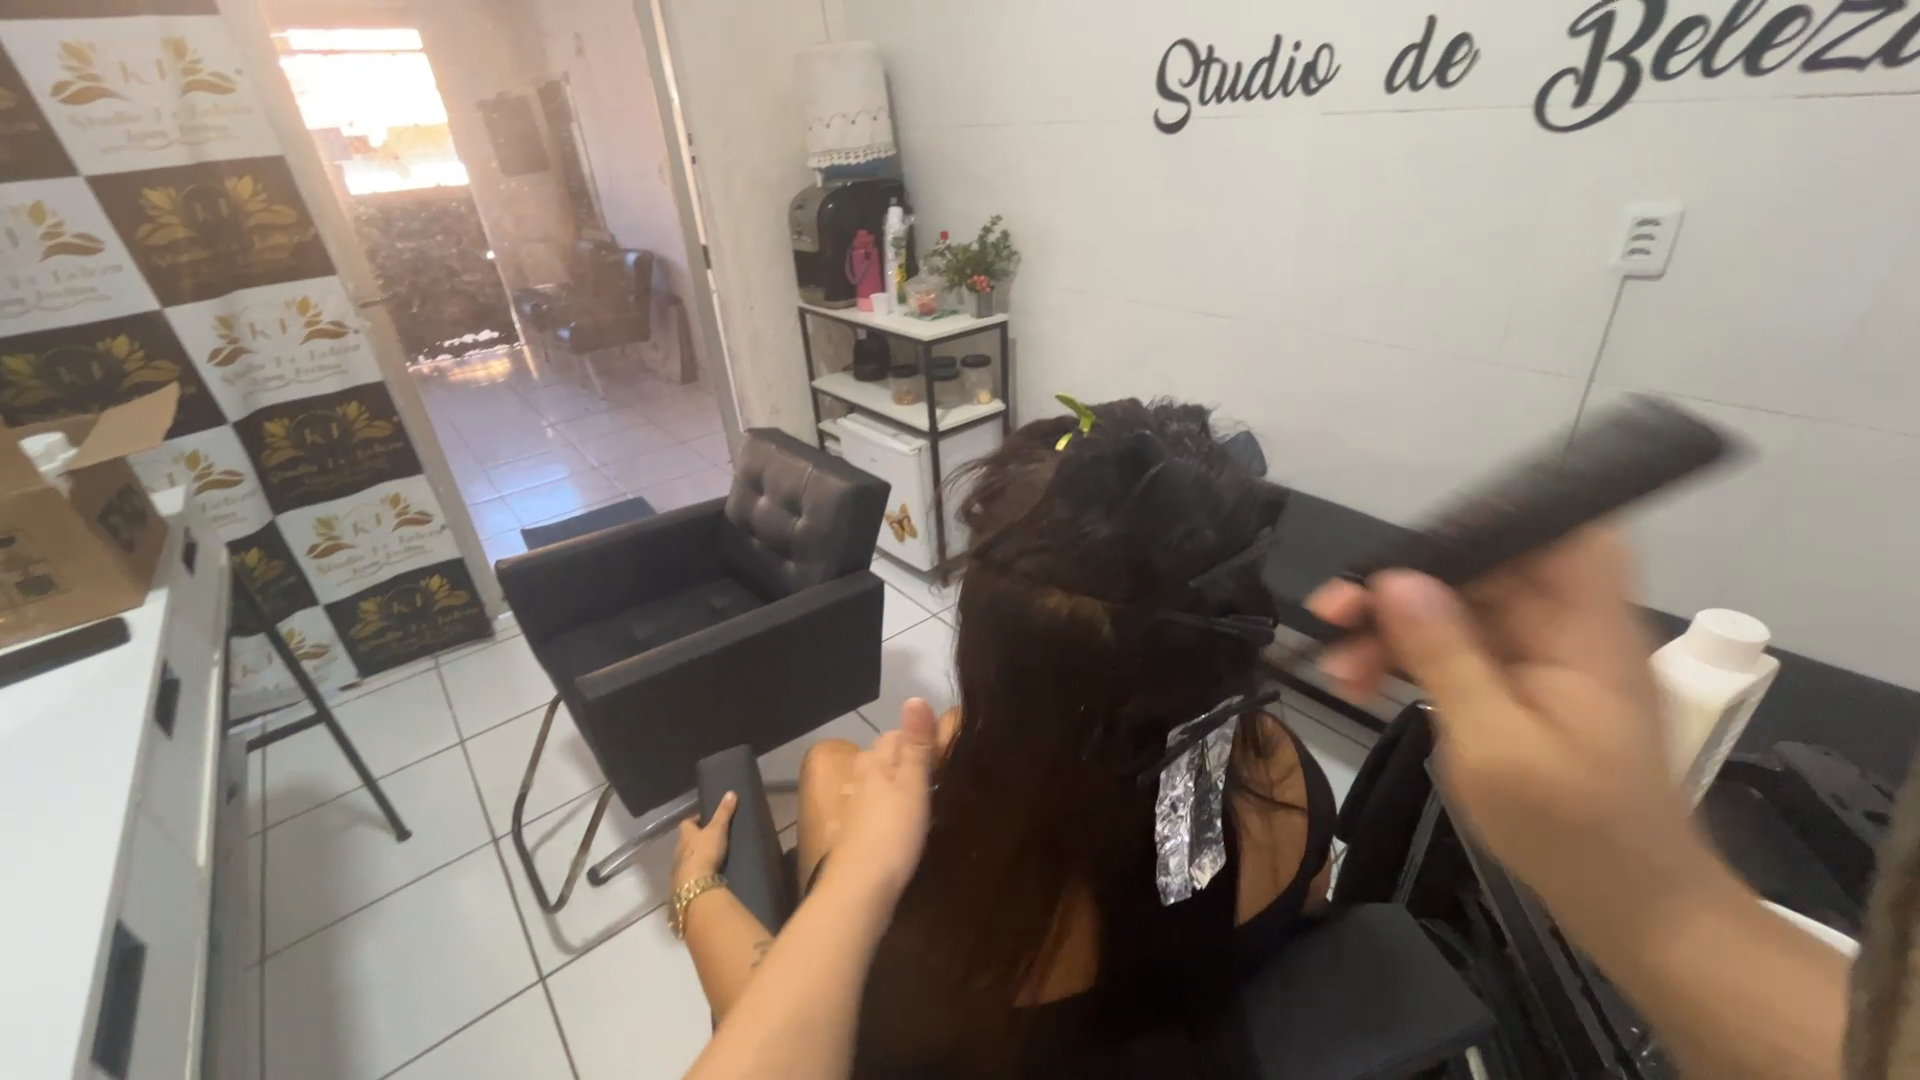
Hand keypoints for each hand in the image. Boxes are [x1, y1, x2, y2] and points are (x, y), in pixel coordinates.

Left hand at [673, 790, 736, 890]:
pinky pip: (688, 873)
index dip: (695, 820)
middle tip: (712, 839)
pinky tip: (706, 874)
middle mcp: (678, 849)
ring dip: (695, 857)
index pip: (686, 823)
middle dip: (696, 839)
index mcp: (685, 834)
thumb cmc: (704, 852)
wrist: (694, 885)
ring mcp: (677, 867)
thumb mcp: (717, 829)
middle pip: (685, 840)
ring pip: (686, 857)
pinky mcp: (680, 883)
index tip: (707, 821)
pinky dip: (695, 871)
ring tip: (711, 858)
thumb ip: (723, 813)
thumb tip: (730, 792)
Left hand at [822, 699, 939, 902]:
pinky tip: (905, 828)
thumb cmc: (892, 832)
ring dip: (898, 787)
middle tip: (942, 775)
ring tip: (928, 799)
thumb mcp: (912, 785)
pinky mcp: (857, 838)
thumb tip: (915, 696)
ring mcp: (855, 811)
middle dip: (908, 761)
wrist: (859, 890)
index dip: (918, 737)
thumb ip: (917, 745)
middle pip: (884, 759)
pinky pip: (877, 813)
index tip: (946, 750)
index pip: (895, 735)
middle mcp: (861, 781)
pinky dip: (891, 813)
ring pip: (879, 786)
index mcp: (876, 764)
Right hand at [1307, 529, 1722, 943]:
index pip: (1561, 538)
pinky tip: (1356, 681)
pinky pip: (1449, 650)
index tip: (1413, 545)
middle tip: (1333, 610)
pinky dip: (1402, 659)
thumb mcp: (1495, 743)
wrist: (1623, 903)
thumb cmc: (1570, 828)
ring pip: (1452, 611)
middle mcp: (1561, 633)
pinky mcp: (1511, 687)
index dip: (1495, 522)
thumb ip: (1447, 656)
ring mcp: (1535, 660)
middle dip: (1402, 585)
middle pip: (1482, 574)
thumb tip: (1397, 580)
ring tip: (1335, 665)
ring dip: (1388, 629)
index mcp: (1583, 634)